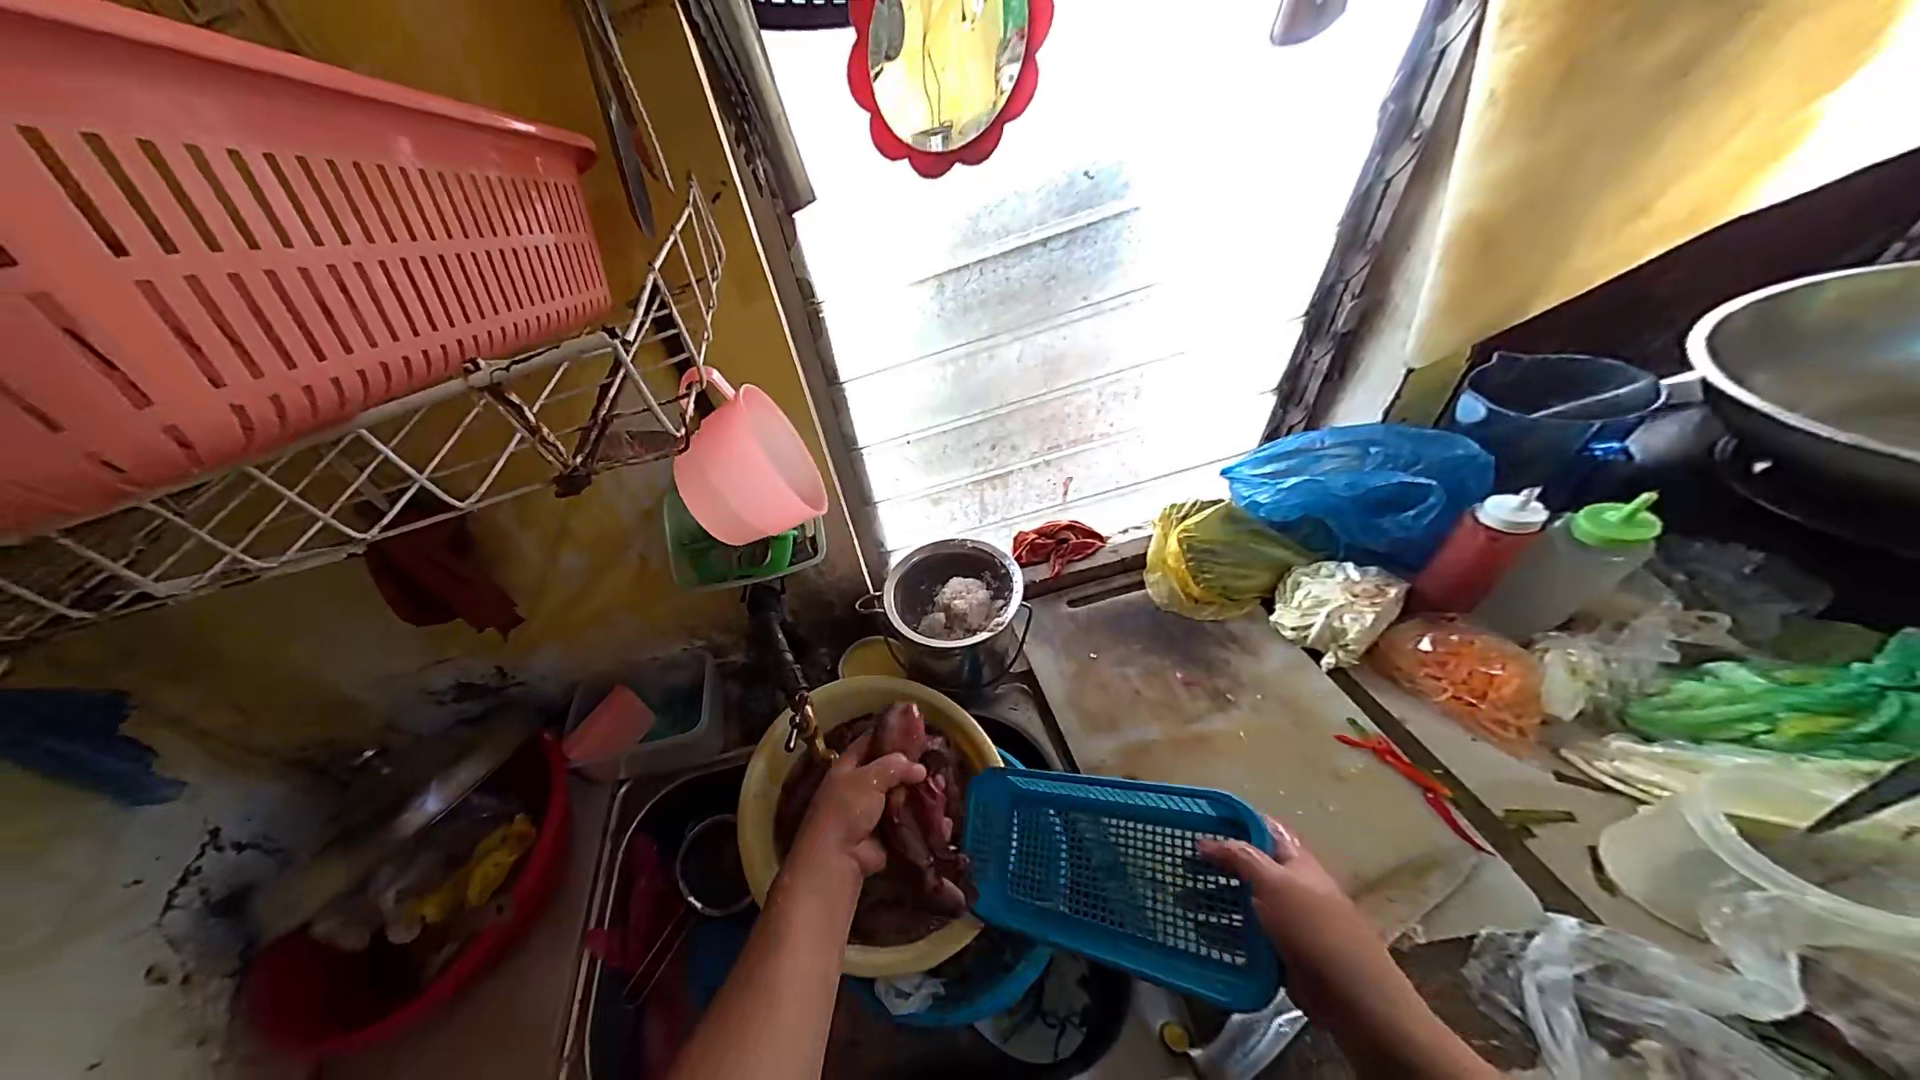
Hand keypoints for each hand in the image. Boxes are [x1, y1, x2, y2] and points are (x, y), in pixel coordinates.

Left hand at [787, 734, 926, 887]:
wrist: (838, 857)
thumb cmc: (847, 809)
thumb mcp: (870, 777)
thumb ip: (896, 765)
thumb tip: (920, 768)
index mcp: (847, 766)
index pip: (869, 742)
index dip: (890, 734)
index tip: (914, 730)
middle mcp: (859, 785)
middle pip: (888, 768)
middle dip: (909, 766)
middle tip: (933, 759)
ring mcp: (872, 809)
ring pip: (900, 793)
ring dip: (916, 791)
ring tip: (939, 785)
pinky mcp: (885, 830)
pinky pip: (906, 817)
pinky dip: (920, 815)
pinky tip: (938, 811)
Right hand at [1198, 817, 1391, 1021]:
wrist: (1350, 993)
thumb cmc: (1313, 926)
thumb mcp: (1274, 881)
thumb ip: (1239, 856)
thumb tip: (1204, 841)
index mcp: (1294, 860)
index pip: (1260, 828)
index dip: (1231, 821)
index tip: (1197, 820)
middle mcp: (1288, 884)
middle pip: (1247, 865)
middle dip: (1216, 862)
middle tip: (1180, 861)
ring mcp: (1283, 917)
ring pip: (1242, 900)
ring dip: (1214, 898)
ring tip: (1179, 896)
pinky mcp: (1277, 948)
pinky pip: (1244, 932)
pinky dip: (1222, 930)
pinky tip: (1198, 929)